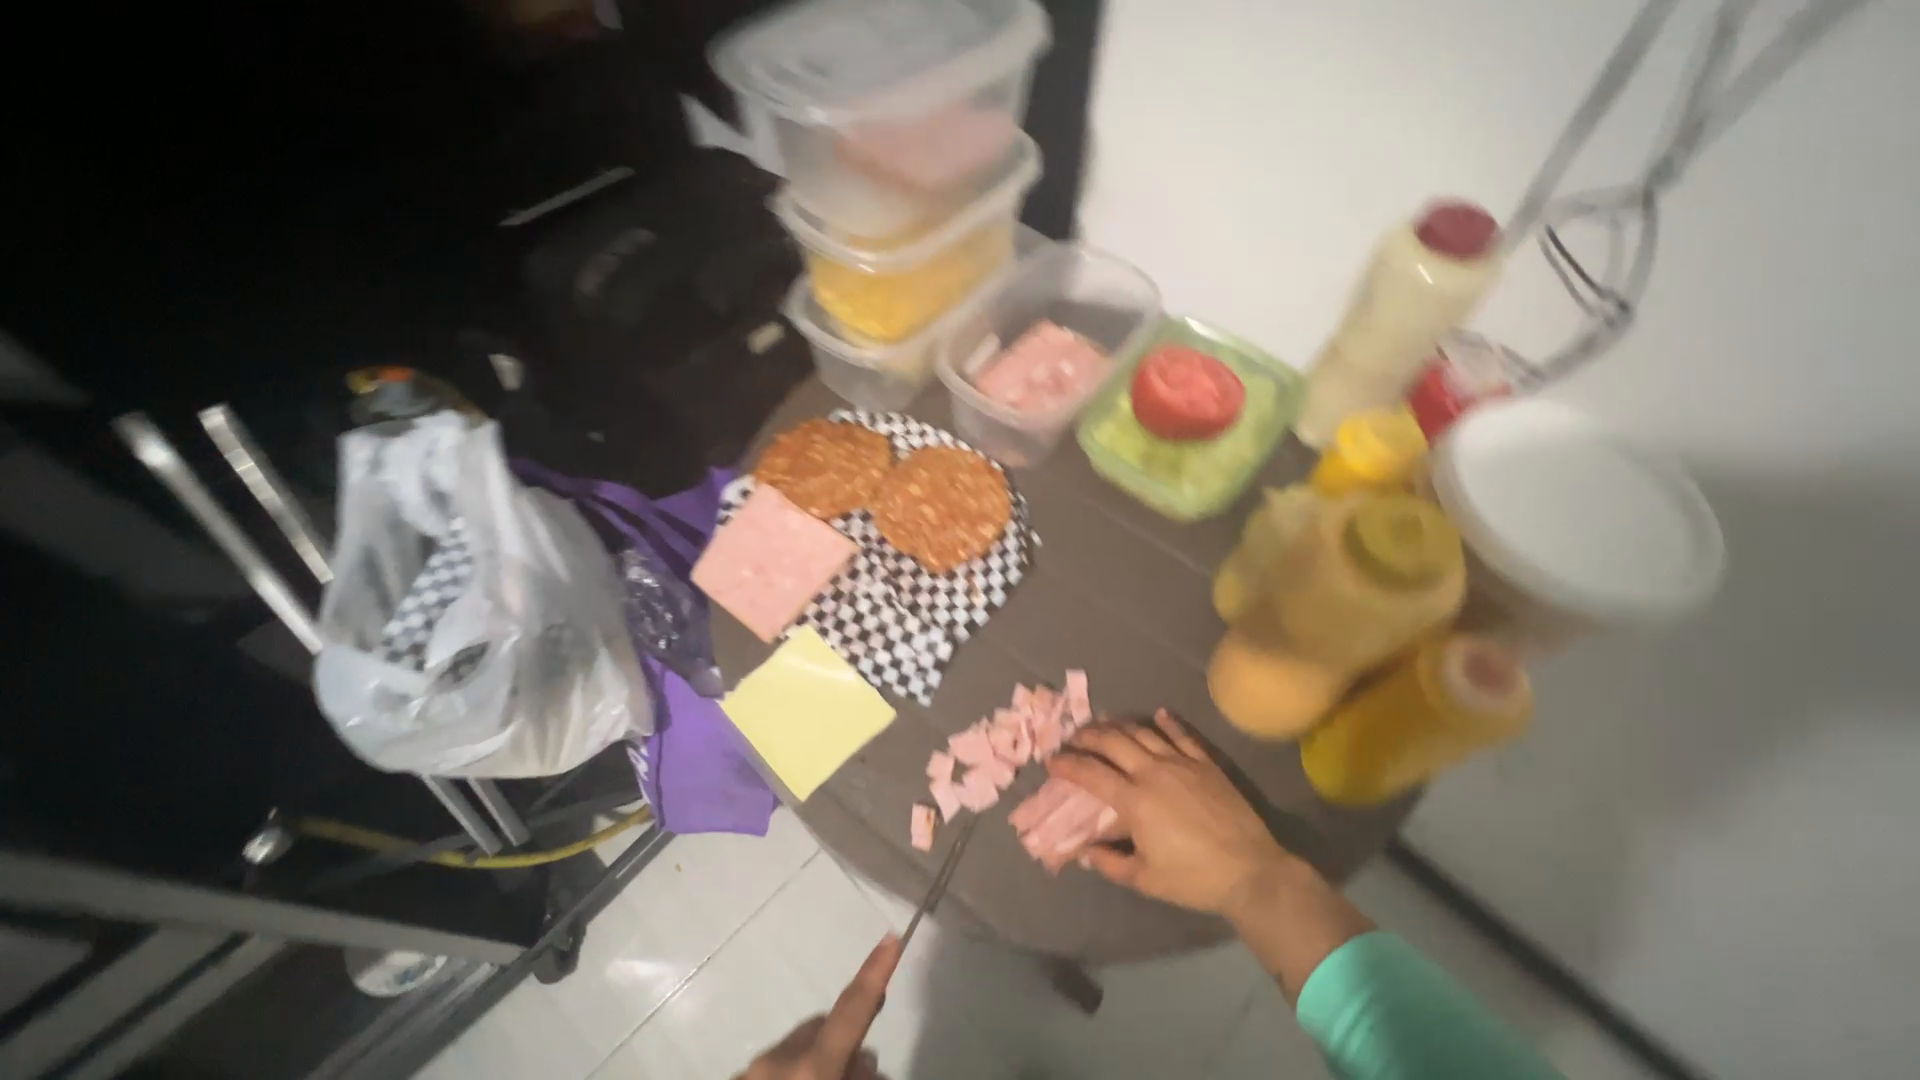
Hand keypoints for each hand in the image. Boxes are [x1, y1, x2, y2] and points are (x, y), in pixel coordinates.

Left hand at [736, 935, 900, 1079]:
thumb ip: (860, 1075)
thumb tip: (866, 1058)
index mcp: (811, 1068)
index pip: (852, 1010)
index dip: (875, 972)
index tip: (891, 935)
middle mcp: (776, 1059)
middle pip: (821, 1028)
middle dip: (842, 1040)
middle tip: (859, 1069)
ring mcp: (748, 1070)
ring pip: (794, 1048)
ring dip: (814, 1061)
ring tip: (828, 1078)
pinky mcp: (734, 1077)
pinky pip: (771, 1066)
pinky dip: (790, 1075)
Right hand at [1048, 710, 1294, 917]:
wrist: (1250, 871)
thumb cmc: (1193, 879)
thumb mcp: (1144, 879)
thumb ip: (1109, 863)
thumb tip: (1085, 850)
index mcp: (1134, 801)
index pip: (1091, 774)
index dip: (1067, 765)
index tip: (1052, 761)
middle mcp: (1153, 772)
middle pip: (1112, 741)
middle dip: (1087, 735)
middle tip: (1074, 737)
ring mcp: (1182, 763)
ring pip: (1143, 732)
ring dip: (1119, 724)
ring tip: (1105, 723)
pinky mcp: (1206, 763)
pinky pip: (1182, 734)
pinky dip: (1167, 722)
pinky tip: (1158, 714)